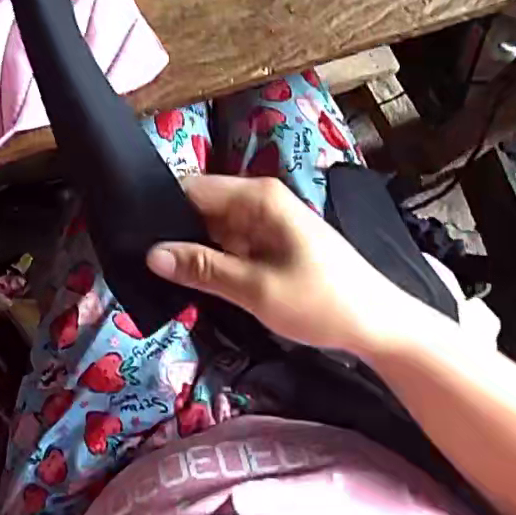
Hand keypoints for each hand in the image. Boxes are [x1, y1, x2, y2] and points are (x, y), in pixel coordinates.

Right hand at [148, 175, 455, 356]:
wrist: (381, 326)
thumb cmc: (322, 301)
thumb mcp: (256, 289)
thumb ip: (202, 268)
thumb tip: (151, 254)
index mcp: (257, 196)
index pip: (192, 188)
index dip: (162, 210)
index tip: (134, 237)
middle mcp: (258, 200)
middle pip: (200, 207)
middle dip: (176, 235)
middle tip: (144, 266)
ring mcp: (265, 221)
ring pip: (212, 229)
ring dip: (195, 252)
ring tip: (163, 278)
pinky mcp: (270, 242)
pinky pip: (229, 243)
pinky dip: (214, 261)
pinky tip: (196, 283)